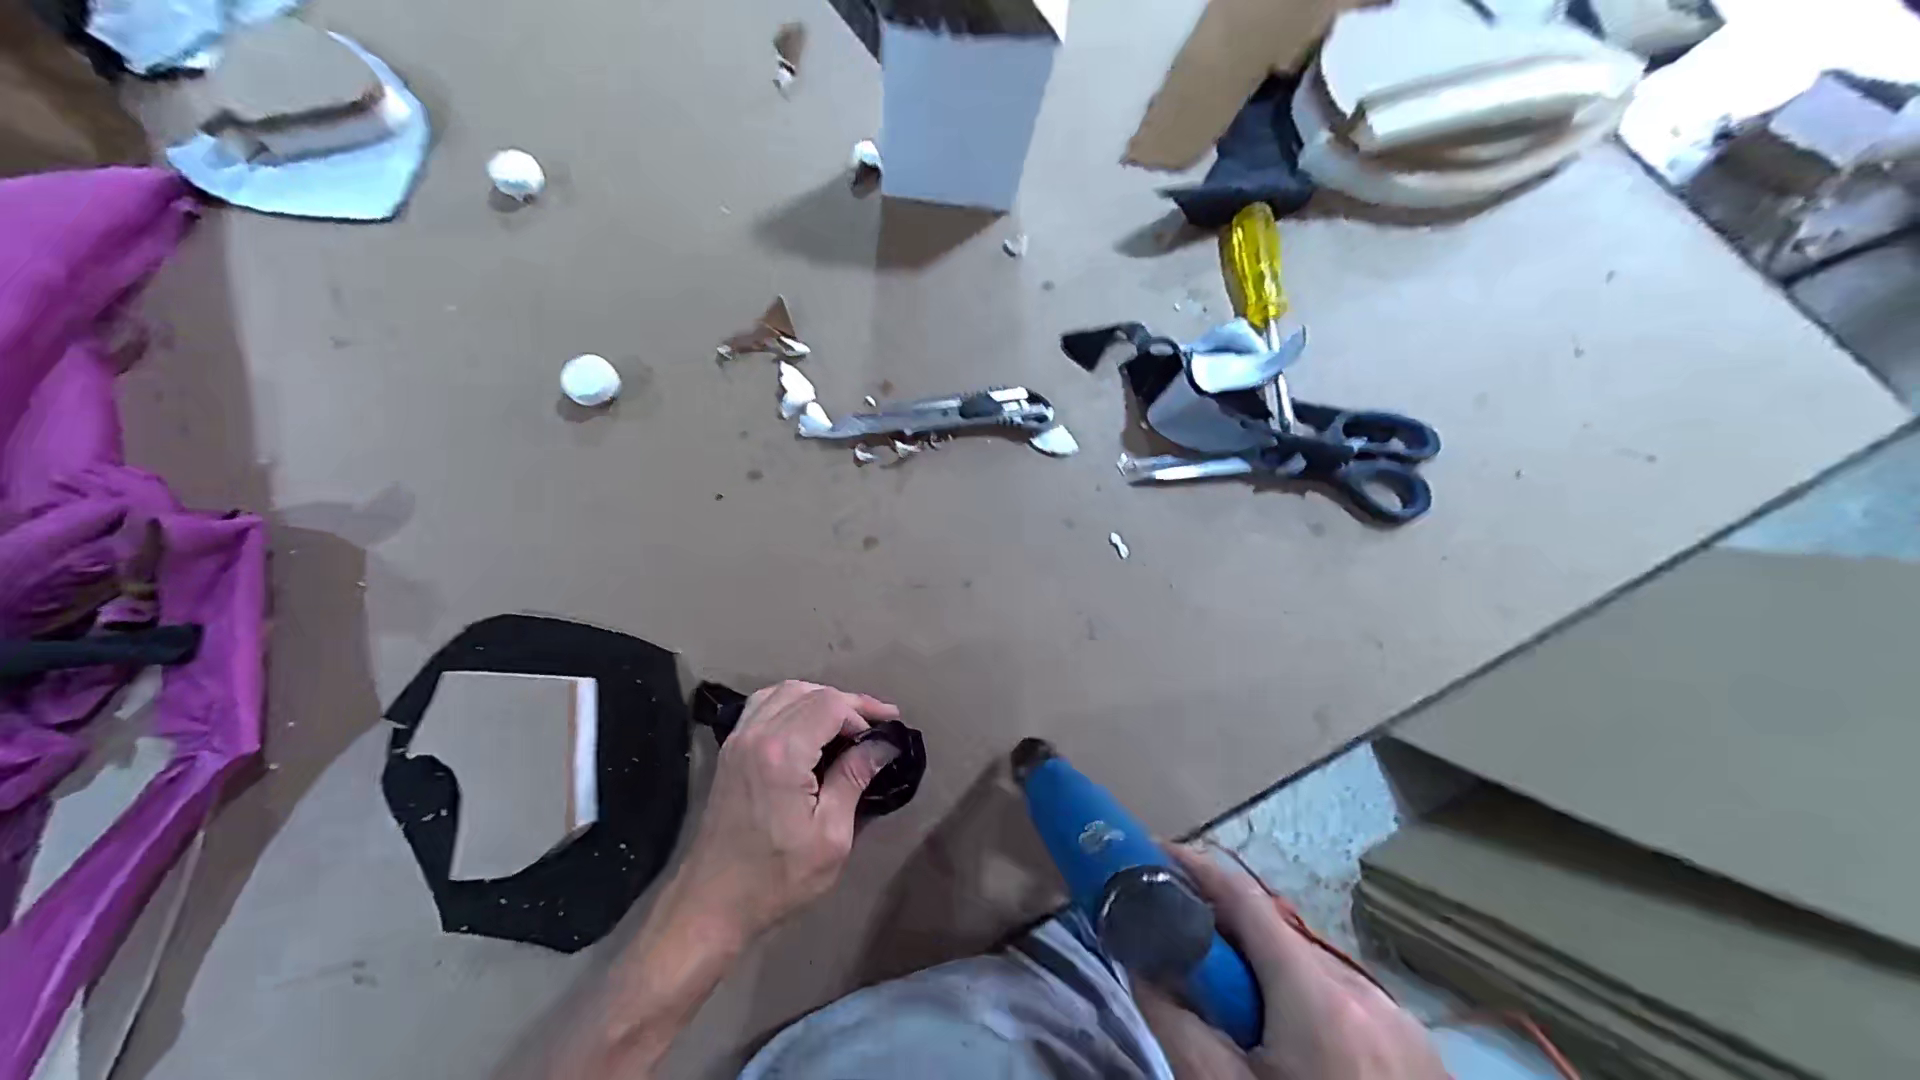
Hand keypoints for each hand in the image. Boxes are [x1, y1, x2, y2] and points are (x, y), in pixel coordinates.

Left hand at [673, 680, 902, 940]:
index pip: (830, 705)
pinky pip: (765, 704)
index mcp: (781, 753)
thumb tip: (883, 745)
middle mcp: (756, 734)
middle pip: (811, 692)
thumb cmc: (777, 877)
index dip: (863, 714)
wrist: (711, 904)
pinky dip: (793, 702)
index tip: (883, 740)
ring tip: (849, 721)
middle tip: (879, 723)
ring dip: (821, 698)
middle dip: (849, 703)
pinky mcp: (731, 749)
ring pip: (786, 691)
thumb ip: (854, 779)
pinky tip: (809, 722)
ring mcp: (738, 738)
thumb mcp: (830, 836)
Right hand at [1146, 843, 1446, 1079]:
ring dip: (1264, 971)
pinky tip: (1293, 1051)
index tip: (1151, 853)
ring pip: (1310, 966)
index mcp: (1319, 997)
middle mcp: (1368, 992)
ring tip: (1239, 1020)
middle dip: (1224, 931)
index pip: (1244, 897)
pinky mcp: (1423, 1052)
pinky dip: (1303, 1001)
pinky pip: (1345, 1000)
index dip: (1194, 866)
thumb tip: (1137, 961)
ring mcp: (1404, 1022)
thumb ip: (1173, 1020)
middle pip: (1276, 933)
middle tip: (1181, 952)